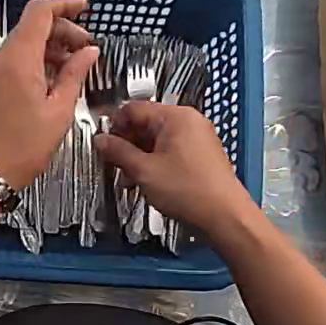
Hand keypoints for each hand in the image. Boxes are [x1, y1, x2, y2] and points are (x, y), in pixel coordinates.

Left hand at [0, 0, 98, 188]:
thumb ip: (75, 74)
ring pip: (25, 42)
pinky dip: (38, 59)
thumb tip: (89, 53)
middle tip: (86, 47)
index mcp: (19, 60)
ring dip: (51, 45)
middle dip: (63, 29)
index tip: (83, 7)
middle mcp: (1, 59)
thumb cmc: (22, 147)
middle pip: (33, 25)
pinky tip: (56, 76)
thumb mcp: (60, 110)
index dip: (64, 3)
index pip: (40, 12)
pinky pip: (17, 59)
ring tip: (75, 65)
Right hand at [93, 101, 252, 231]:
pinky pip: (170, 151)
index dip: (114, 126)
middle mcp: (189, 122)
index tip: (103, 142)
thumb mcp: (143, 170)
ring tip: (129, 178)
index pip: (134, 109)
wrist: (223, 215)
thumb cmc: (191, 191)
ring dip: (139, 156)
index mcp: (176, 117)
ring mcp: (196, 138)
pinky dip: (154, 163)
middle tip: (114, 163)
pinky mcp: (200, 155)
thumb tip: (102, 141)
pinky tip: (146, 181)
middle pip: (145, 124)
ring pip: (156, 140)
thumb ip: (118, 152)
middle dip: (126, 144)